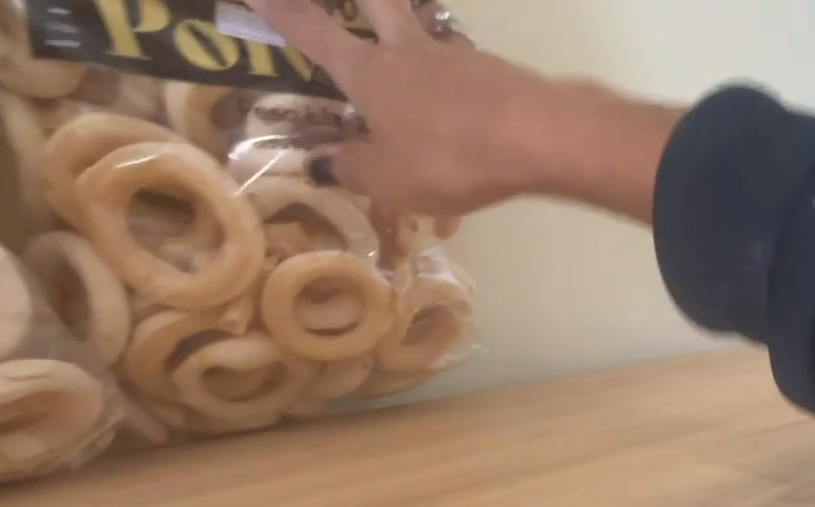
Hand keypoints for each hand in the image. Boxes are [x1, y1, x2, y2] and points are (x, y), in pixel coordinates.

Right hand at [244, 0, 681, 220]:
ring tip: (421, 58)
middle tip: (362, 2)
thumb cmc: (450, 158)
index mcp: (370, 73)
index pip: (312, 33)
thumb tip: (325, 164)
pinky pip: (473, 75)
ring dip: (420, 40)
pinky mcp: (502, 77)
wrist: (536, 136)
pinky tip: (475, 105)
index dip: (278, 10)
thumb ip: (355, 171)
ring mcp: (459, 59)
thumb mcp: (390, 180)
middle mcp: (410, 53)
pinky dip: (466, 85)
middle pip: (379, 5)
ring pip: (430, 38)